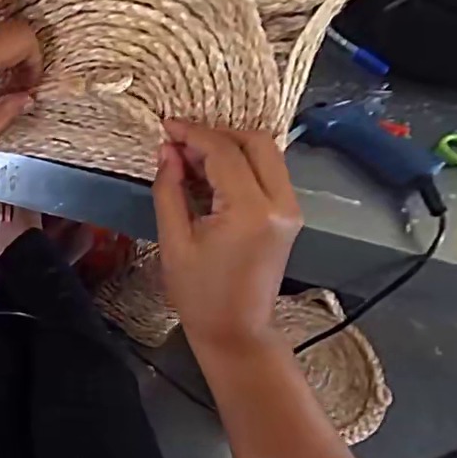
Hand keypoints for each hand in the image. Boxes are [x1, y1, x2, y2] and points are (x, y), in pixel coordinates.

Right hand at [151, 121, 302, 355]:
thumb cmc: (199, 294)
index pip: (224, 153)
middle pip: (255, 141)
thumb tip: (166, 152)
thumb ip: (169, 190)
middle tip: (180, 142)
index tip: (166, 127)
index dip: (193, 134)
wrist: (235, 330)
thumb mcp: (174, 241)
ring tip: (191, 157)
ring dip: (230, 146)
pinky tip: (210, 173)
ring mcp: (290, 208)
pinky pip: (268, 171)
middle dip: (216, 134)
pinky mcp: (289, 214)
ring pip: (266, 153)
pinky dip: (240, 163)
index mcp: (250, 211)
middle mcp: (279, 203)